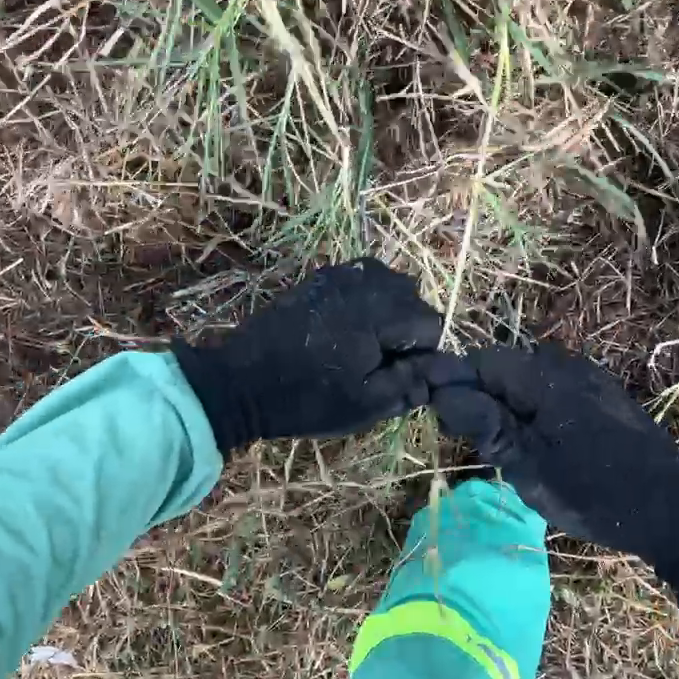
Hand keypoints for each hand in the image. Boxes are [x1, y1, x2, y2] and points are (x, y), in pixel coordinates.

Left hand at [173, 258, 448, 451]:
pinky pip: (361, 281)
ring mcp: (339, 274)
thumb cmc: (306, 399)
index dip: (421, 353)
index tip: (395, 374)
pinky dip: (365, 302)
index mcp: (380, 311)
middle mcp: (364, 281)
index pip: (431, 323)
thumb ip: (410, 382)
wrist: (239, 383)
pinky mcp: (319, 277)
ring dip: (387, 314)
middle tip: (377, 363)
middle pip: (413, 298)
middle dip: (406, 330)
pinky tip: (344, 330)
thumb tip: (439, 370)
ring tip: (362, 347)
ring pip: (389, 286)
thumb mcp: (366, 404)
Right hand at [429, 344, 678, 605]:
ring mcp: (589, 377)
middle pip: (504, 366)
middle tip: (472, 436)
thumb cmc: (593, 491)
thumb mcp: (528, 464)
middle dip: (481, 393)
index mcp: (544, 376)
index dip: (454, 382)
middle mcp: (566, 365)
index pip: (481, 361)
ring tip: (504, 443)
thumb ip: (485, 423)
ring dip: (508, 401)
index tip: (439, 412)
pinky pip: (553, 388)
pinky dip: (534, 407)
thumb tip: (442, 392)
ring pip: (528, 378)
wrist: (673, 510)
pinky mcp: (603, 395)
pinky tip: (538, 439)